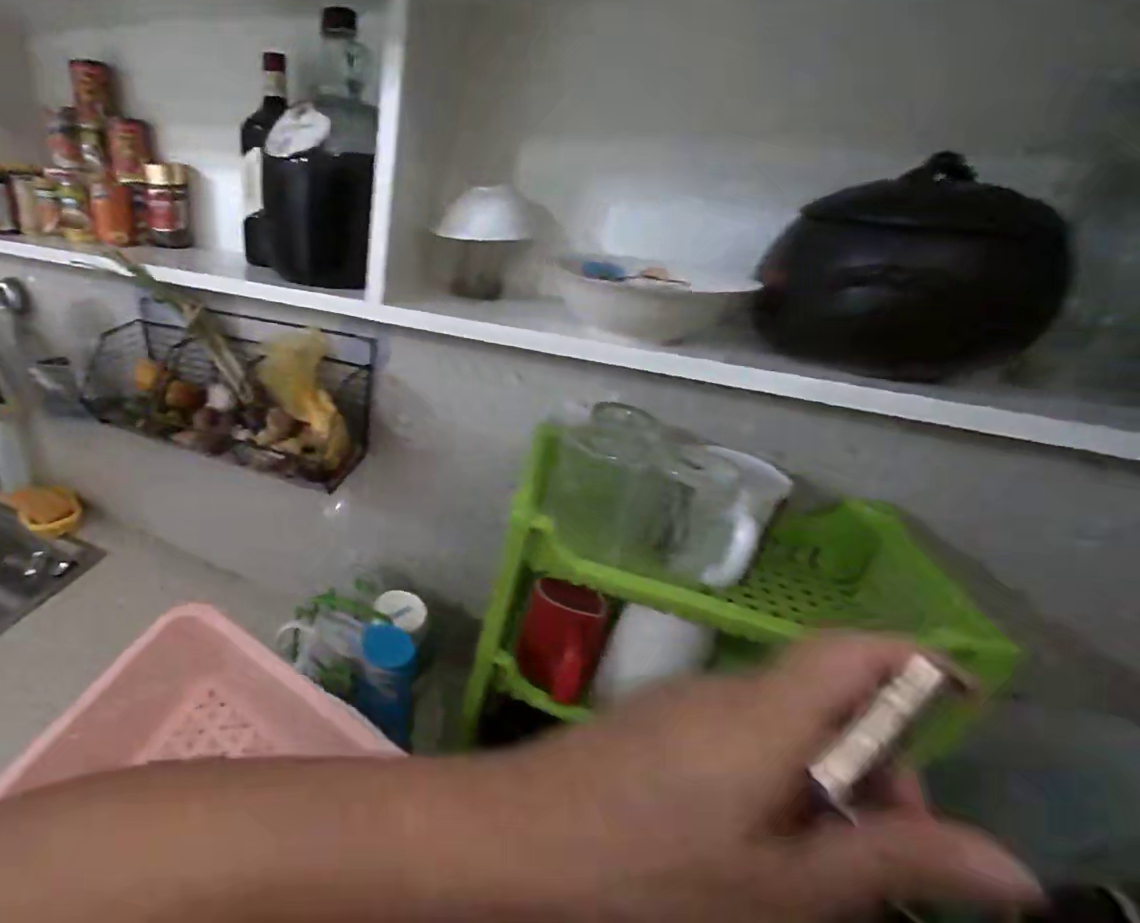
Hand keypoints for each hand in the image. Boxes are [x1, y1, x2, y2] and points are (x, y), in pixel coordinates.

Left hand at [456, 634, 1042, 920]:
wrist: (517, 831)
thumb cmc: (651, 864)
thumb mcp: (784, 882)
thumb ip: (891, 858)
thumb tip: (1014, 864)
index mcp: (759, 715)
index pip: (847, 650)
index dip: (914, 661)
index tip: (966, 707)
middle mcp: (712, 693)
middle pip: (820, 697)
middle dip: (877, 763)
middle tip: (888, 853)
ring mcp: (668, 705)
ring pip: (773, 723)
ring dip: (819, 779)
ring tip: (819, 864)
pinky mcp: (640, 725)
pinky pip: (726, 735)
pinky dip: (765, 777)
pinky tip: (750, 840)